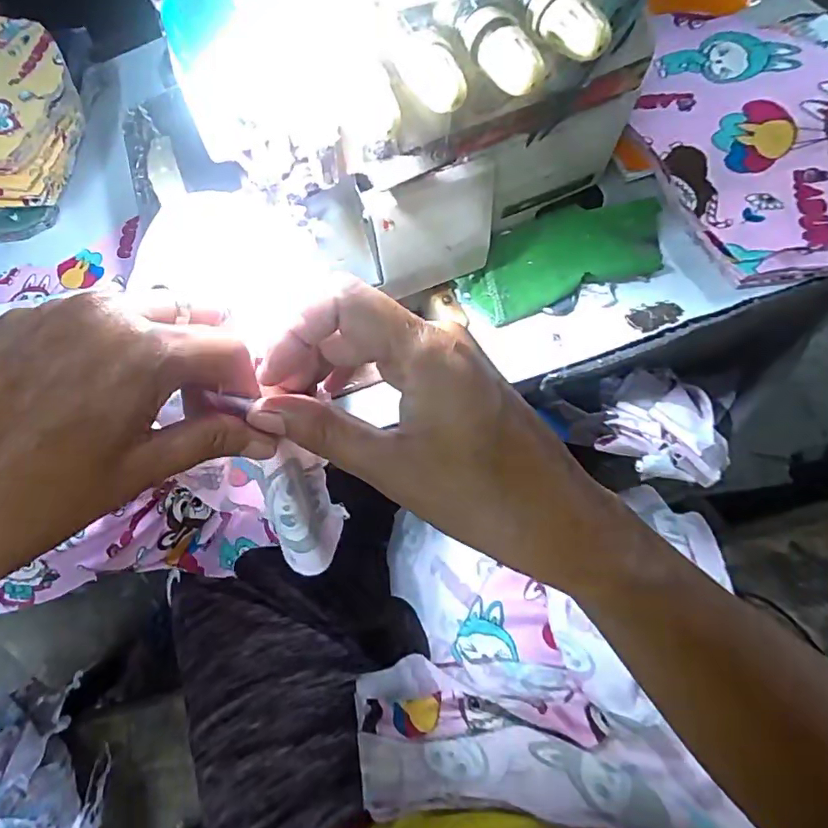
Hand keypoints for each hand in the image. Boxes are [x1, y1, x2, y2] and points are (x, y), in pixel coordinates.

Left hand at [0, 291, 277, 588]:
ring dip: (152, 337)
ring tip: (142, 389)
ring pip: (128, 305)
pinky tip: (81, 383)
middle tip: (197, 397)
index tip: (240, 410)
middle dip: (201, 349)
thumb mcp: (134, 470)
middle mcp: (106, 309)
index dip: (243, 377)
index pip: (224, 344)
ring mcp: (55, 306)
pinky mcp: (16, 316)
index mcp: (145, 348)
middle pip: (180, 310)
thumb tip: (263, 435)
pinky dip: (101, 337)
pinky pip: (78, 314)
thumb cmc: (45, 498)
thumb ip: (204, 439)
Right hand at [248, 277, 629, 591]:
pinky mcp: (452, 373)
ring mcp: (447, 352)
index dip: (294, 330)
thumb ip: (322, 430)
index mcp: (424, 348)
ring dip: (325, 361)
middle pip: (350, 317)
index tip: (270, 378)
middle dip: (303, 350)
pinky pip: (390, 355)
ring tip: (293, 402)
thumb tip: (262, 410)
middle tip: (273, 397)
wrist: (565, 525)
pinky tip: (330, 400)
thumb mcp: (391, 467)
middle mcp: (435, 336)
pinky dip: (353, 372)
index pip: (341, 302)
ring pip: (368, 335)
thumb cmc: (479, 499)